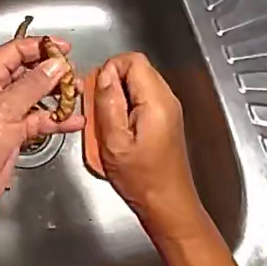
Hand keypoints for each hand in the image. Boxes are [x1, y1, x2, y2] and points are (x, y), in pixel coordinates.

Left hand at [0, 36, 84, 220]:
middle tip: (74, 73)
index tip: (63, 47)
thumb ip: (34, 85)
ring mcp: (3, 111)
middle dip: (51, 71)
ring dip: (56, 95)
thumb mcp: (7, 109)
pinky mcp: (12, 132)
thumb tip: (55, 65)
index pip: (14, 51)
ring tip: (77, 93)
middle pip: (26, 71)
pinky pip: (38, 119)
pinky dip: (55, 119)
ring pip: (34, 95)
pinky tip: (73, 120)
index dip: (39, 47)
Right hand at [89, 52, 201, 232]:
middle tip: (101, 109)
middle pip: (135, 67)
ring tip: (108, 121)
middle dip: (112, 81)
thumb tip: (103, 74)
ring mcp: (168, 109)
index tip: (98, 93)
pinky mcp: (164, 119)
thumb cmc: (141, 178)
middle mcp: (167, 99)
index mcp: (156, 102)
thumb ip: (107, 102)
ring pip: (136, 81)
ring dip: (117, 94)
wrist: (168, 206)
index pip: (132, 59)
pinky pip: (140, 96)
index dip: (110, 69)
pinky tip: (118, 128)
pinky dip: (125, 105)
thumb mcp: (113, 141)